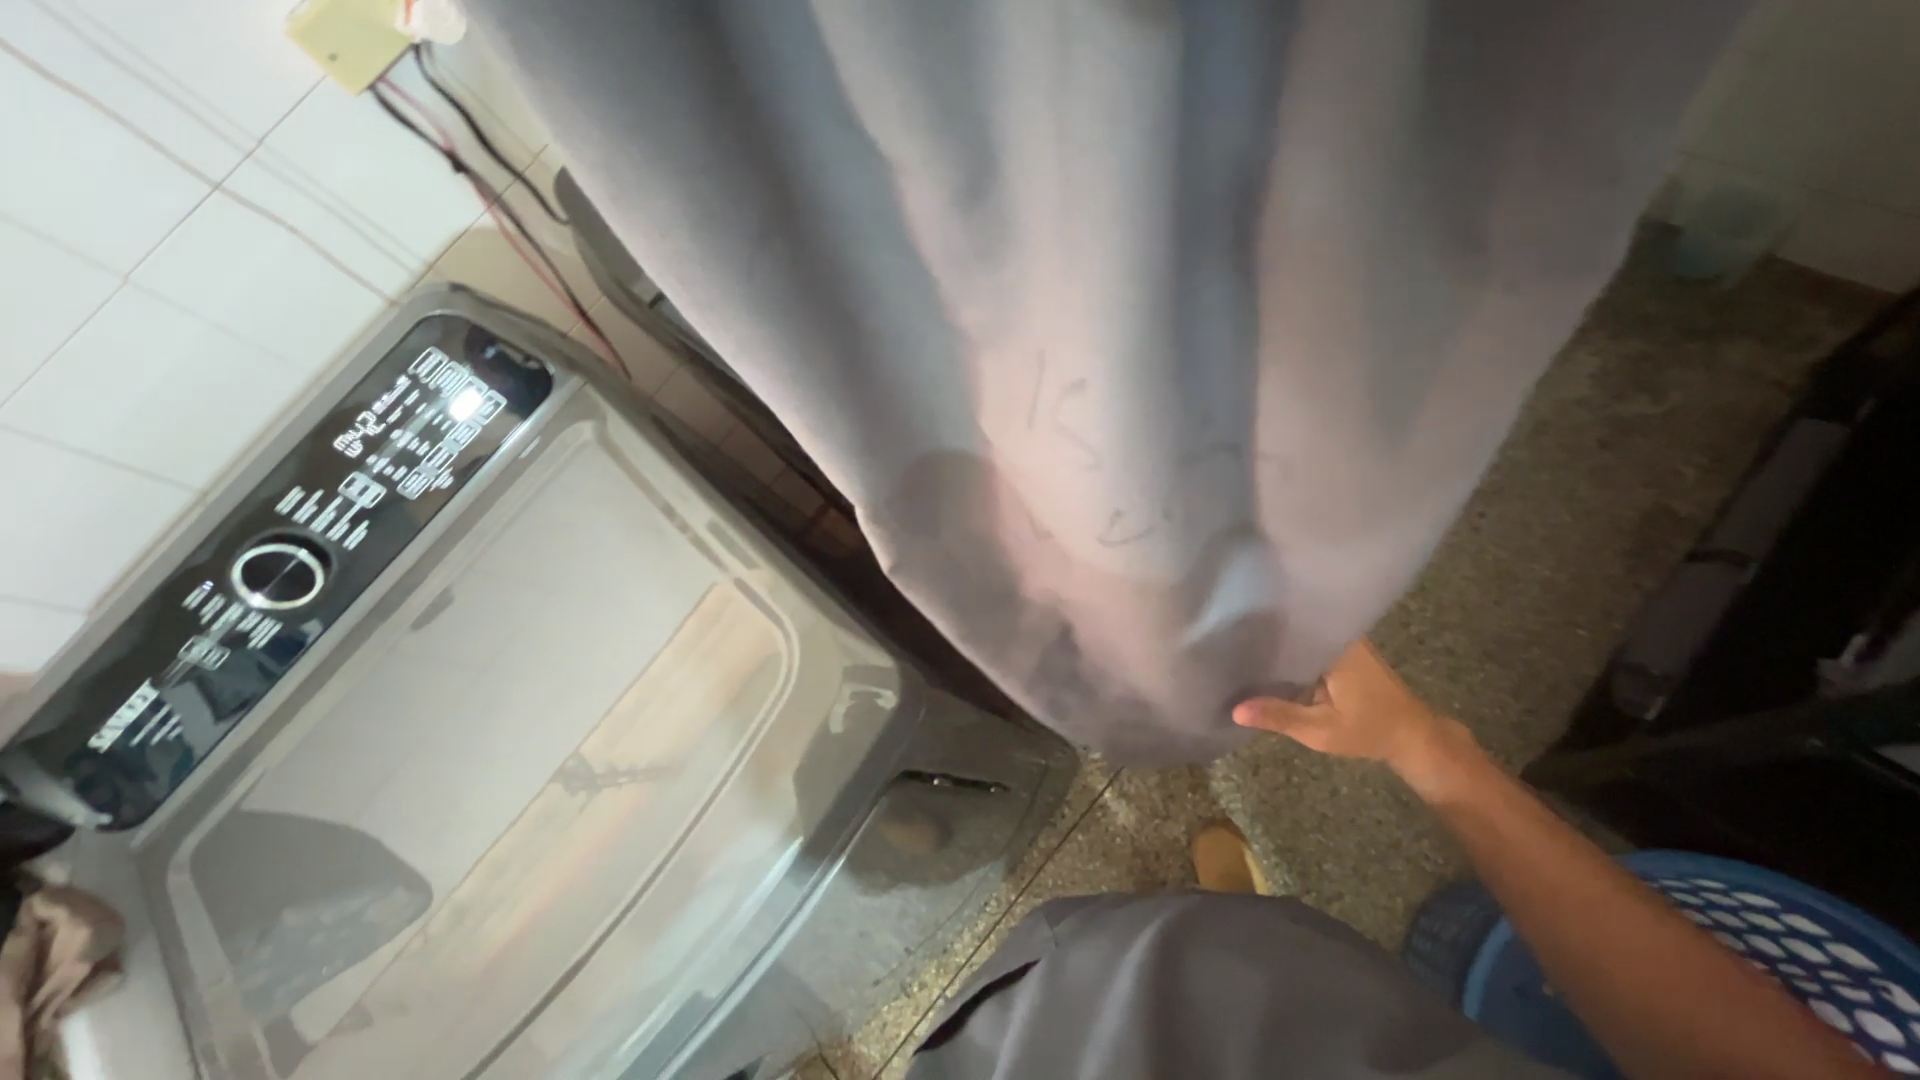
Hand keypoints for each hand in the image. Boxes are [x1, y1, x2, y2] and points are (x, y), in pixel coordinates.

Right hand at [1232, 640, 1468, 784]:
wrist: (1412, 738)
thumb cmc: (1369, 730)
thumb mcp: (1321, 730)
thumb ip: (1279, 716)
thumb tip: (1235, 710)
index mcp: (1336, 646)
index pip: (1293, 623)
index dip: (1263, 626)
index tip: (1232, 627)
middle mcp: (1340, 636)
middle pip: (1296, 627)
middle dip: (1266, 635)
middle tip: (1229, 639)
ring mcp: (1344, 643)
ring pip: (1303, 637)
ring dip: (1279, 645)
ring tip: (1240, 647)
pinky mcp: (1344, 654)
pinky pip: (1311, 646)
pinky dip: (1293, 655)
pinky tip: (1268, 663)